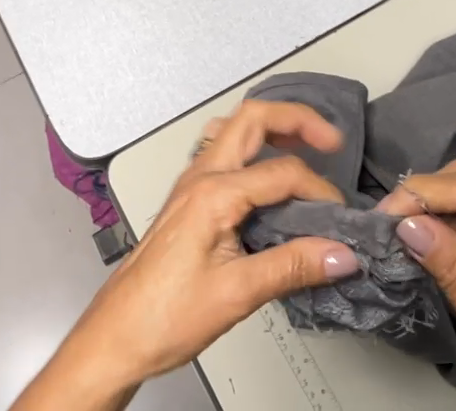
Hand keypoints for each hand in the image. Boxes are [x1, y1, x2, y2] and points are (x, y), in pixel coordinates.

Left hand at [13, 101, 362, 410]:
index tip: (339, 218)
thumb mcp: (237, 294)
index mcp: (212, 194)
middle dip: (296, 119)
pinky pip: (222, 152)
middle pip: (252, 118)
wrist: (116, 336)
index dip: (319, 190)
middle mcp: (198, 178)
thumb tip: (339, 254)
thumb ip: (292, 267)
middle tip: (330, 138)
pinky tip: (265, 171)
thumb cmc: (161, 317)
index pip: (282, 172)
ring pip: (234, 129)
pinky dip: (252, 147)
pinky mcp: (188, 199)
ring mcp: (190, 185)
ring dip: (271, 126)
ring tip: (303, 141)